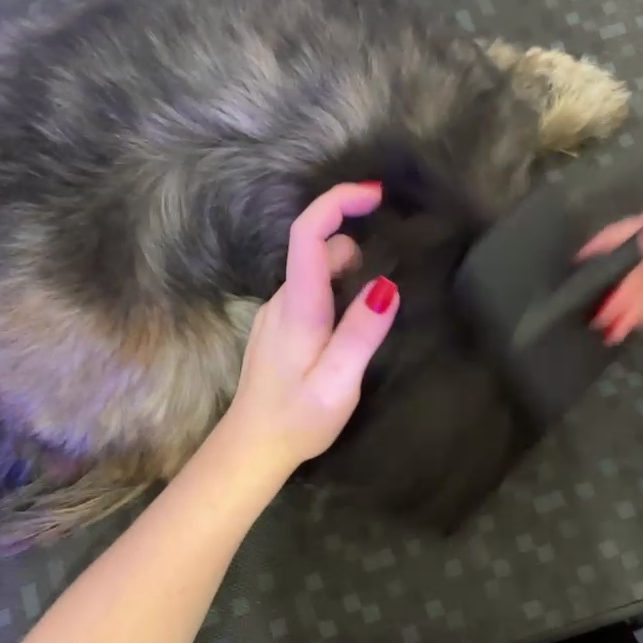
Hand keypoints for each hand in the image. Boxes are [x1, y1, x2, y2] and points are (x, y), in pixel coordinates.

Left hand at [220, 182, 399, 469]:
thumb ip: (361, 333)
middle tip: (389, 289)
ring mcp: (277, 314)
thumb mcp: (338, 382)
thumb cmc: (297, 419)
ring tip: (372, 319)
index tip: (375, 194)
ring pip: (315, 274)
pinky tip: (349, 332)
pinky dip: (336, 294)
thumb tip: (386, 286)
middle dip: (357, 251)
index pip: (308, 233)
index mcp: (298, 306)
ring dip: (348, 277)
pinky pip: (311, 293)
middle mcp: (282, 300)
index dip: (338, 201)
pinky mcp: (279, 329)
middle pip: (317, 250)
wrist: (253, 447)